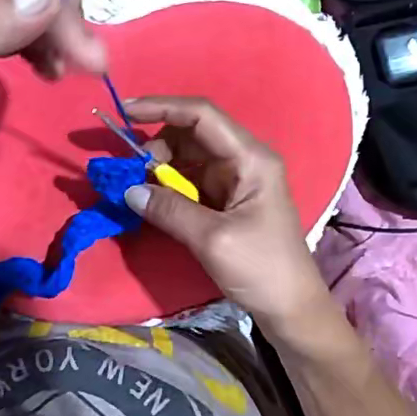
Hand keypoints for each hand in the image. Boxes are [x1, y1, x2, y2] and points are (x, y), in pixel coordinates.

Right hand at [119, 96, 337, 325]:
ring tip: (137, 187)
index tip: (125, 112)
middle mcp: (243, 159)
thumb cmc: (262, 268)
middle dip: (157, 144)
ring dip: (159, 166)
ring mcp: (234, 179)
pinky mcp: (224, 200)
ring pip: (187, 156)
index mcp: (250, 158)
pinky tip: (151, 198)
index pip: (202, 115)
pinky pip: (189, 180)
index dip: (162, 107)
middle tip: (130, 170)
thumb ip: (169, 210)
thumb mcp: (213, 239)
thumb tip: (129, 190)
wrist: (291, 308)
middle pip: (192, 132)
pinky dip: (167, 185)